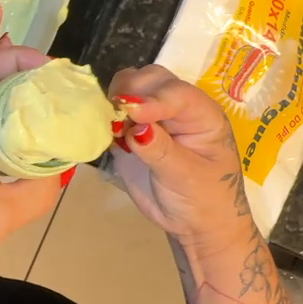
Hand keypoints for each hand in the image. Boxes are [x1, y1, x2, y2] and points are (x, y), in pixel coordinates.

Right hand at [107, 64, 256, 252]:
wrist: (194, 224)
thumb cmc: (203, 199)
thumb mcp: (186, 177)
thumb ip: (161, 150)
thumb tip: (135, 127)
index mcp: (201, 114)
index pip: (177, 93)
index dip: (153, 99)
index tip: (131, 114)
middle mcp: (177, 108)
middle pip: (151, 79)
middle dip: (130, 90)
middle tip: (114, 114)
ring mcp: (153, 118)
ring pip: (129, 89)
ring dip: (114, 99)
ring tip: (108, 124)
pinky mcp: (131, 132)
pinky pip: (114, 112)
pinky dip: (103, 115)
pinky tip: (99, 129)